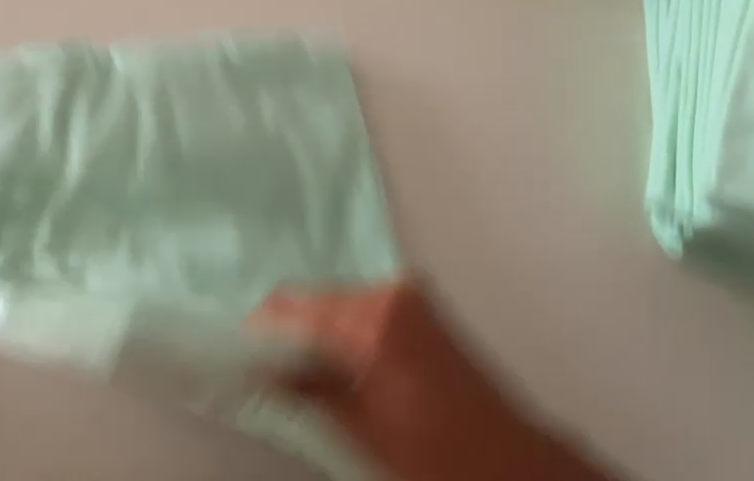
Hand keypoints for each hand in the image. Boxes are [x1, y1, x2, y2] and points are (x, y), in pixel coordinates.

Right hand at [250, 280, 614, 480]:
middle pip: (315, 302)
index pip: (294, 308)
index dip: (259, 332)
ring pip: (337, 306)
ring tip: (294, 377)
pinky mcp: (421, 310)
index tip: (233, 358)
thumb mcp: (365, 434)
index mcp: (374, 316)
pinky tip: (333, 369)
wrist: (520, 466)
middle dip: (286, 334)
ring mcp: (409, 296)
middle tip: (261, 373)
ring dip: (313, 335)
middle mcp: (390, 291)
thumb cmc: (440, 459)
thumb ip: (309, 390)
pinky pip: (363, 311)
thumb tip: (259, 368)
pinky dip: (342, 335)